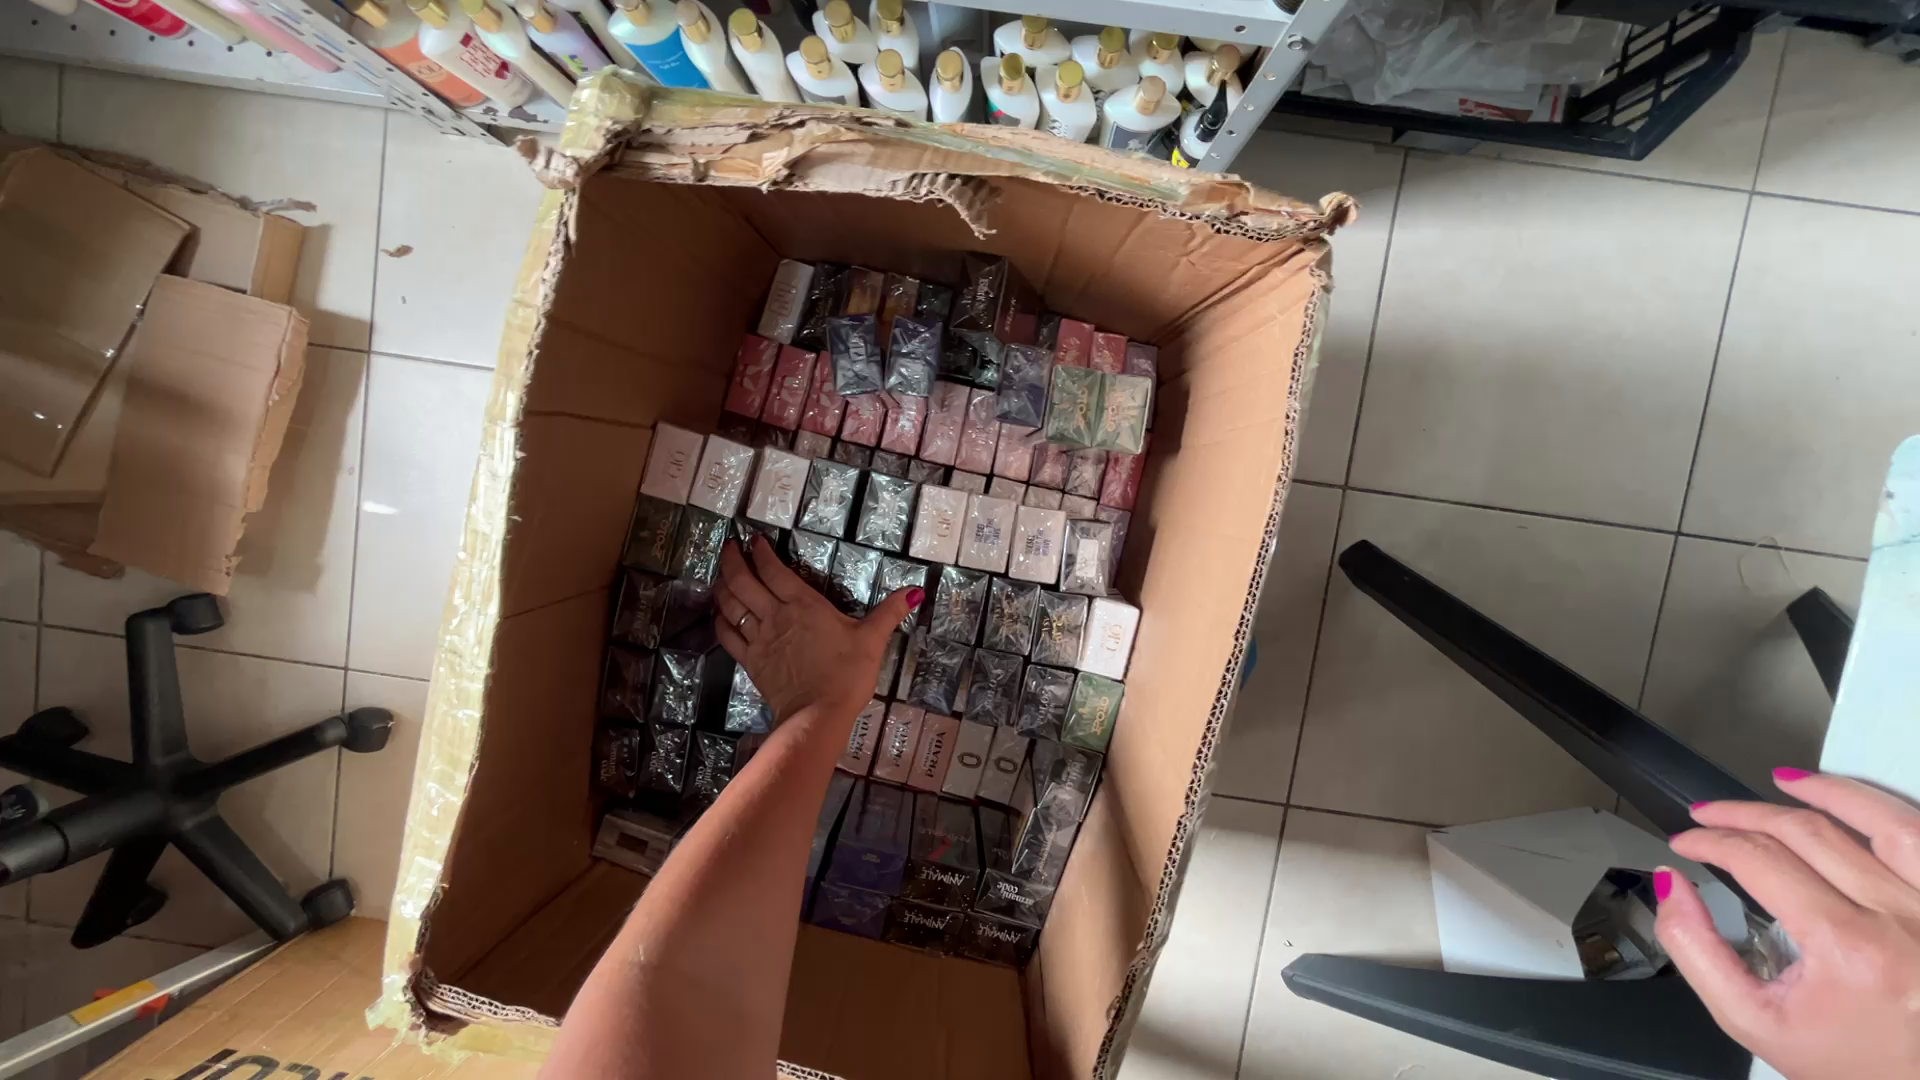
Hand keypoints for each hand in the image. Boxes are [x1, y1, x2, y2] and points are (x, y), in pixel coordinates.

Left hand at [713, 536, 921, 726]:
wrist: (818, 715)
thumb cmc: (846, 675)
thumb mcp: (872, 640)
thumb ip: (889, 612)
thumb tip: (915, 591)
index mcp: (803, 605)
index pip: (774, 570)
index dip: (761, 551)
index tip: (755, 539)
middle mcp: (775, 616)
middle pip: (743, 581)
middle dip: (733, 560)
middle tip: (729, 546)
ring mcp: (759, 639)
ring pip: (731, 604)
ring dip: (722, 585)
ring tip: (721, 573)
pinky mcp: (751, 661)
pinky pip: (728, 635)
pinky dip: (720, 619)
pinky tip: (720, 613)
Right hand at [1657, 768, 1919, 1079]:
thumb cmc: (1867, 1070)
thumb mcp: (1754, 1021)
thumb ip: (1693, 948)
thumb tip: (1668, 885)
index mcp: (1850, 948)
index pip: (1756, 858)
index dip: (1706, 841)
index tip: (1686, 846)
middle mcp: (1909, 922)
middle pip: (1805, 833)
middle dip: (1739, 814)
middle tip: (1708, 816)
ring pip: (1887, 823)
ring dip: (1825, 792)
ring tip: (1783, 782)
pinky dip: (1886, 813)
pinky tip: (1854, 803)